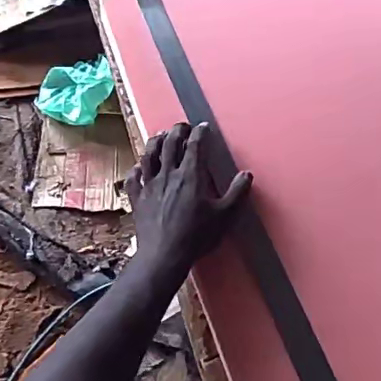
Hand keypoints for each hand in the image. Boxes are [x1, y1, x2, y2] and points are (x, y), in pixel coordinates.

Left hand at [125, 122, 251, 277]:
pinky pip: (134, 178)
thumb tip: (247, 174)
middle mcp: (168, 174)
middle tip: (182, 126)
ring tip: (160, 136)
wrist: (164, 255)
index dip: (200, 132)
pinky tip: (139, 167)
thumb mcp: (225, 215)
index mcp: (191, 175)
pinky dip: (137, 168)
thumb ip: (237, 192)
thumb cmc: (197, 235)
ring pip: (149, 155)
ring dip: (155, 142)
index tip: (204, 126)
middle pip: (170, 143)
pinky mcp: (137, 198)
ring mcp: (149, 185)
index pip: (195, 145)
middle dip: (177, 130)